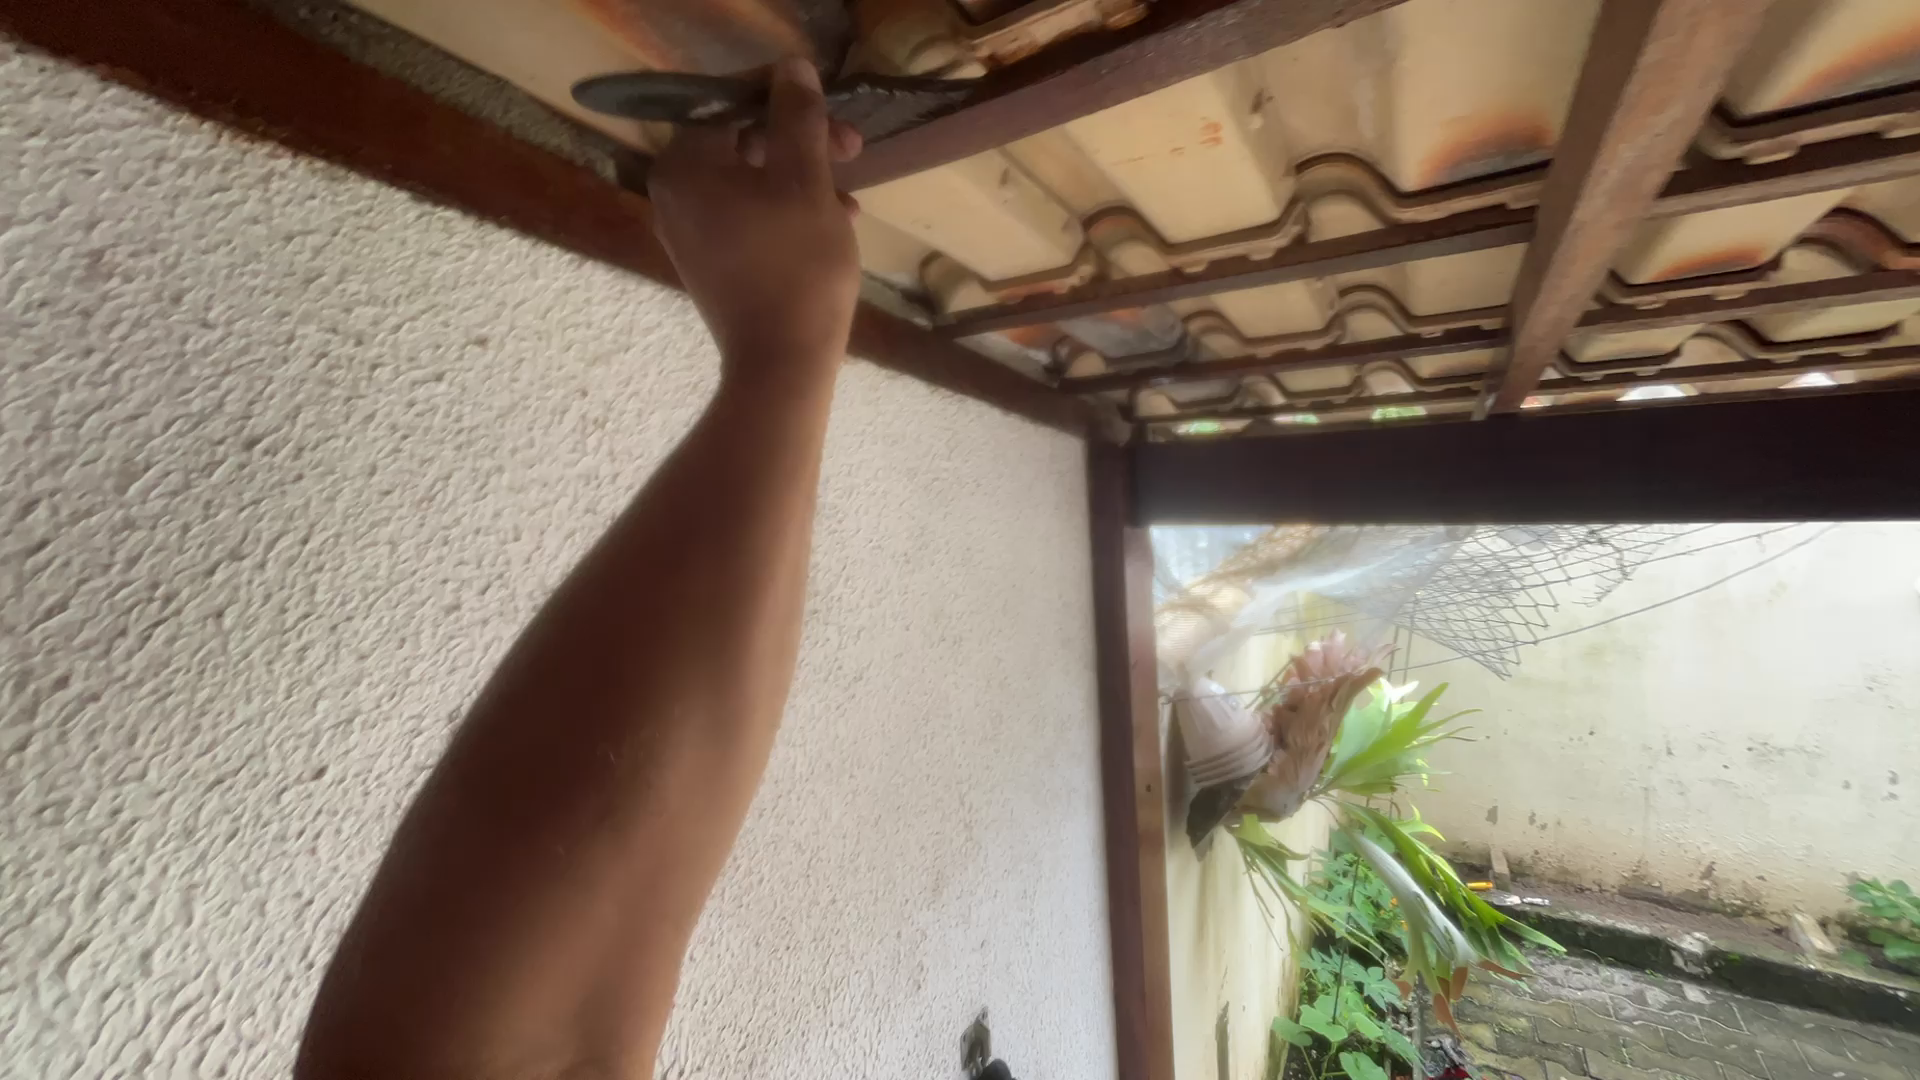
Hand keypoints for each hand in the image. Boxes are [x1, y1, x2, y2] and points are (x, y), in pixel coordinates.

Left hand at [647, 58, 864, 388]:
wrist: (782, 364)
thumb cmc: (798, 268)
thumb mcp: (807, 182)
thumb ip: (798, 117)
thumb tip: (791, 69)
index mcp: (685, 164)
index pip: (734, 103)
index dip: (791, 103)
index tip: (839, 124)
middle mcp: (673, 194)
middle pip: (742, 144)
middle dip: (803, 147)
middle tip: (853, 156)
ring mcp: (688, 236)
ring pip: (750, 186)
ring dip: (802, 184)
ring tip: (849, 205)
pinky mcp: (709, 268)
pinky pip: (746, 222)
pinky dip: (784, 217)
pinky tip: (827, 231)